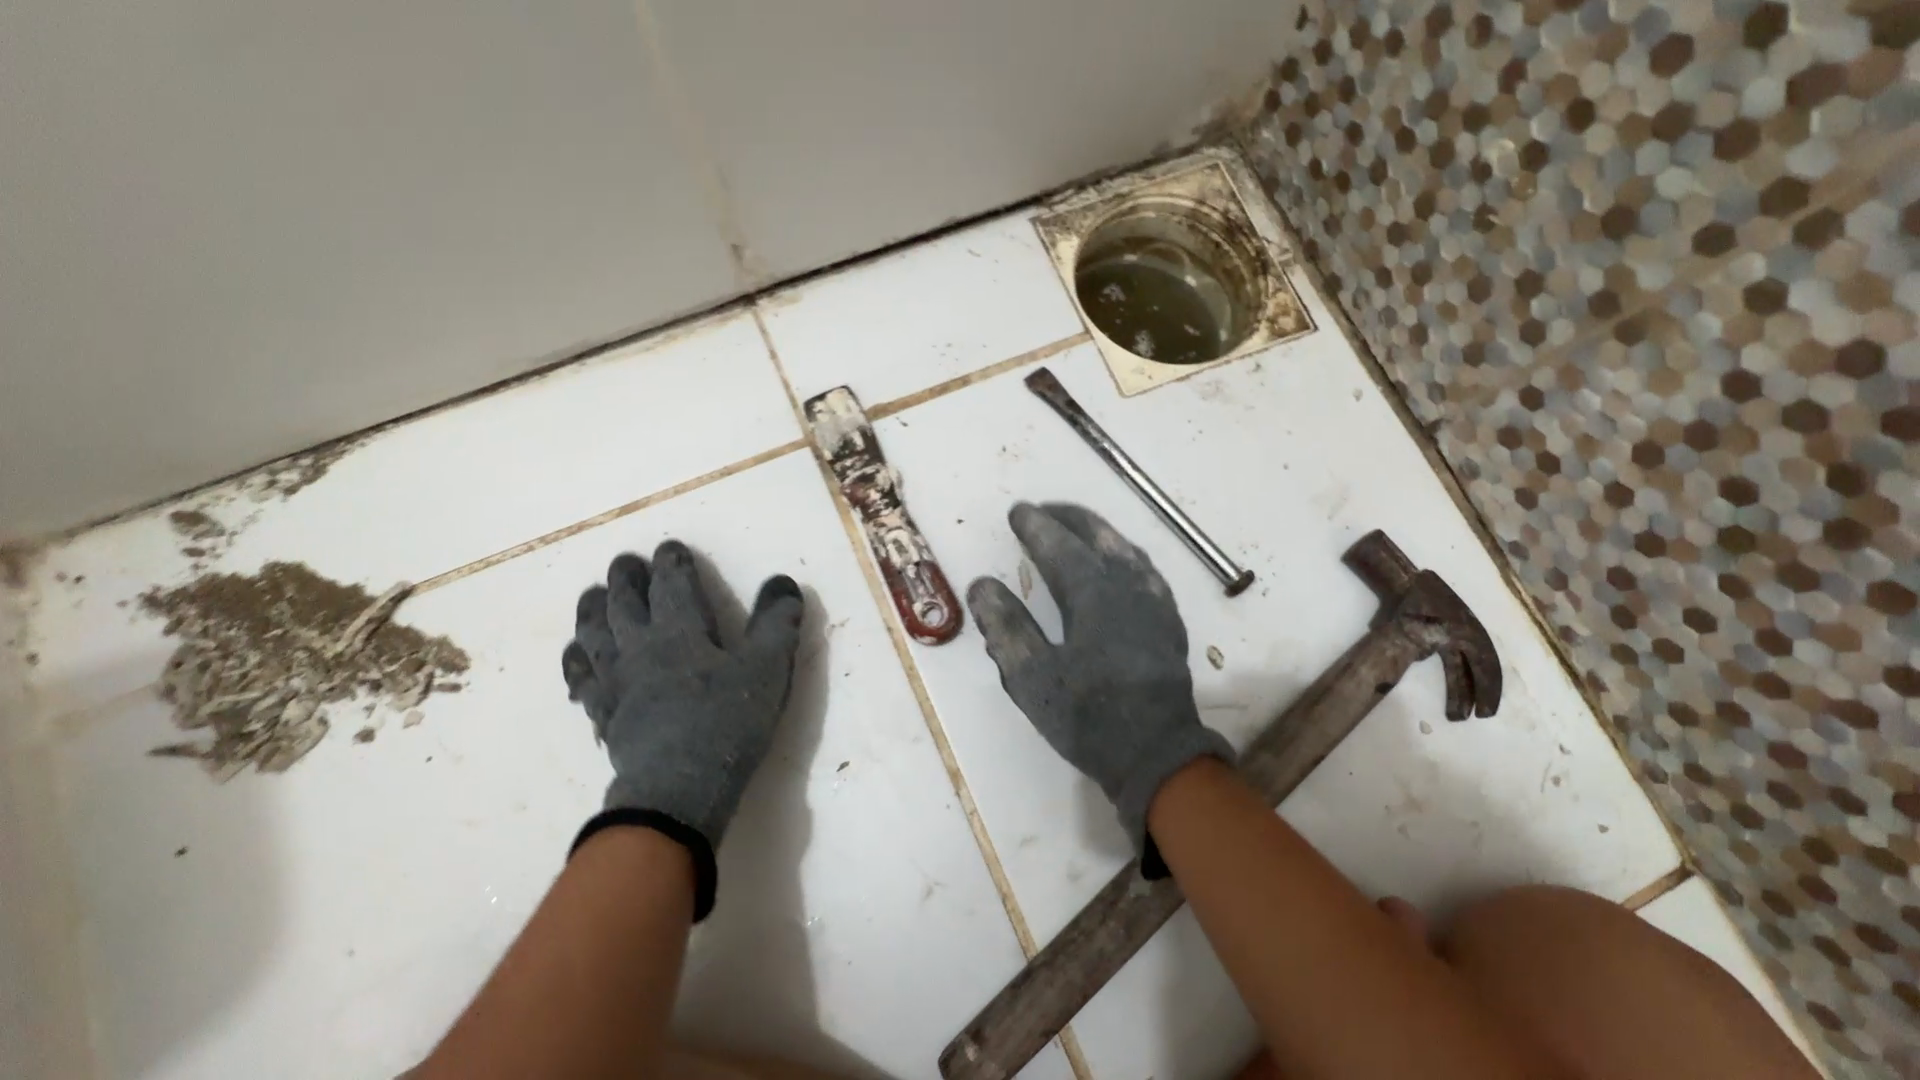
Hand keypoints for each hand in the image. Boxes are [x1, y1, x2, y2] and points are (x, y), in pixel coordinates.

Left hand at [561, 540, 804, 918]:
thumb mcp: (768, 670)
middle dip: (625, 577)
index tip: (669, 547)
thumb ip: (776, 623)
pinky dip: (577, 664)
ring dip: (593, 611)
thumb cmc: (728, 723)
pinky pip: (582, 681)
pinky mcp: (603, 714)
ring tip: (592, 596)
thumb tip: (783, 582)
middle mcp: (640, 647)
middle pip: (625, 602)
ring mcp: (615, 682)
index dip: (671, 561)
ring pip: (594, 635)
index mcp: (681, 630)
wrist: (677, 787)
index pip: (672, 583)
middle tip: (624, 562)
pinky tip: (576, 660)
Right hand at [965, 503, 1230, 870]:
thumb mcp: (1032, 678)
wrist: (1155, 754)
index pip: (1061, 547)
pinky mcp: (1169, 623)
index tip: (1018, 511)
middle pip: (1099, 538)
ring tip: (1076, 527)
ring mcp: (1155, 604)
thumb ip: (1006, 627)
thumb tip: (982, 585)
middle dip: (1069, 519)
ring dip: (1098, 532)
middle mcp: (1129, 588)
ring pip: (1127, 550)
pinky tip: (1120, 564)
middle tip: (1043, 510)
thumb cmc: (1088, 716)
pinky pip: (1145, 570)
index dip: (1037, 526)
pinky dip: (1124, 554)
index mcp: (1094, 595)